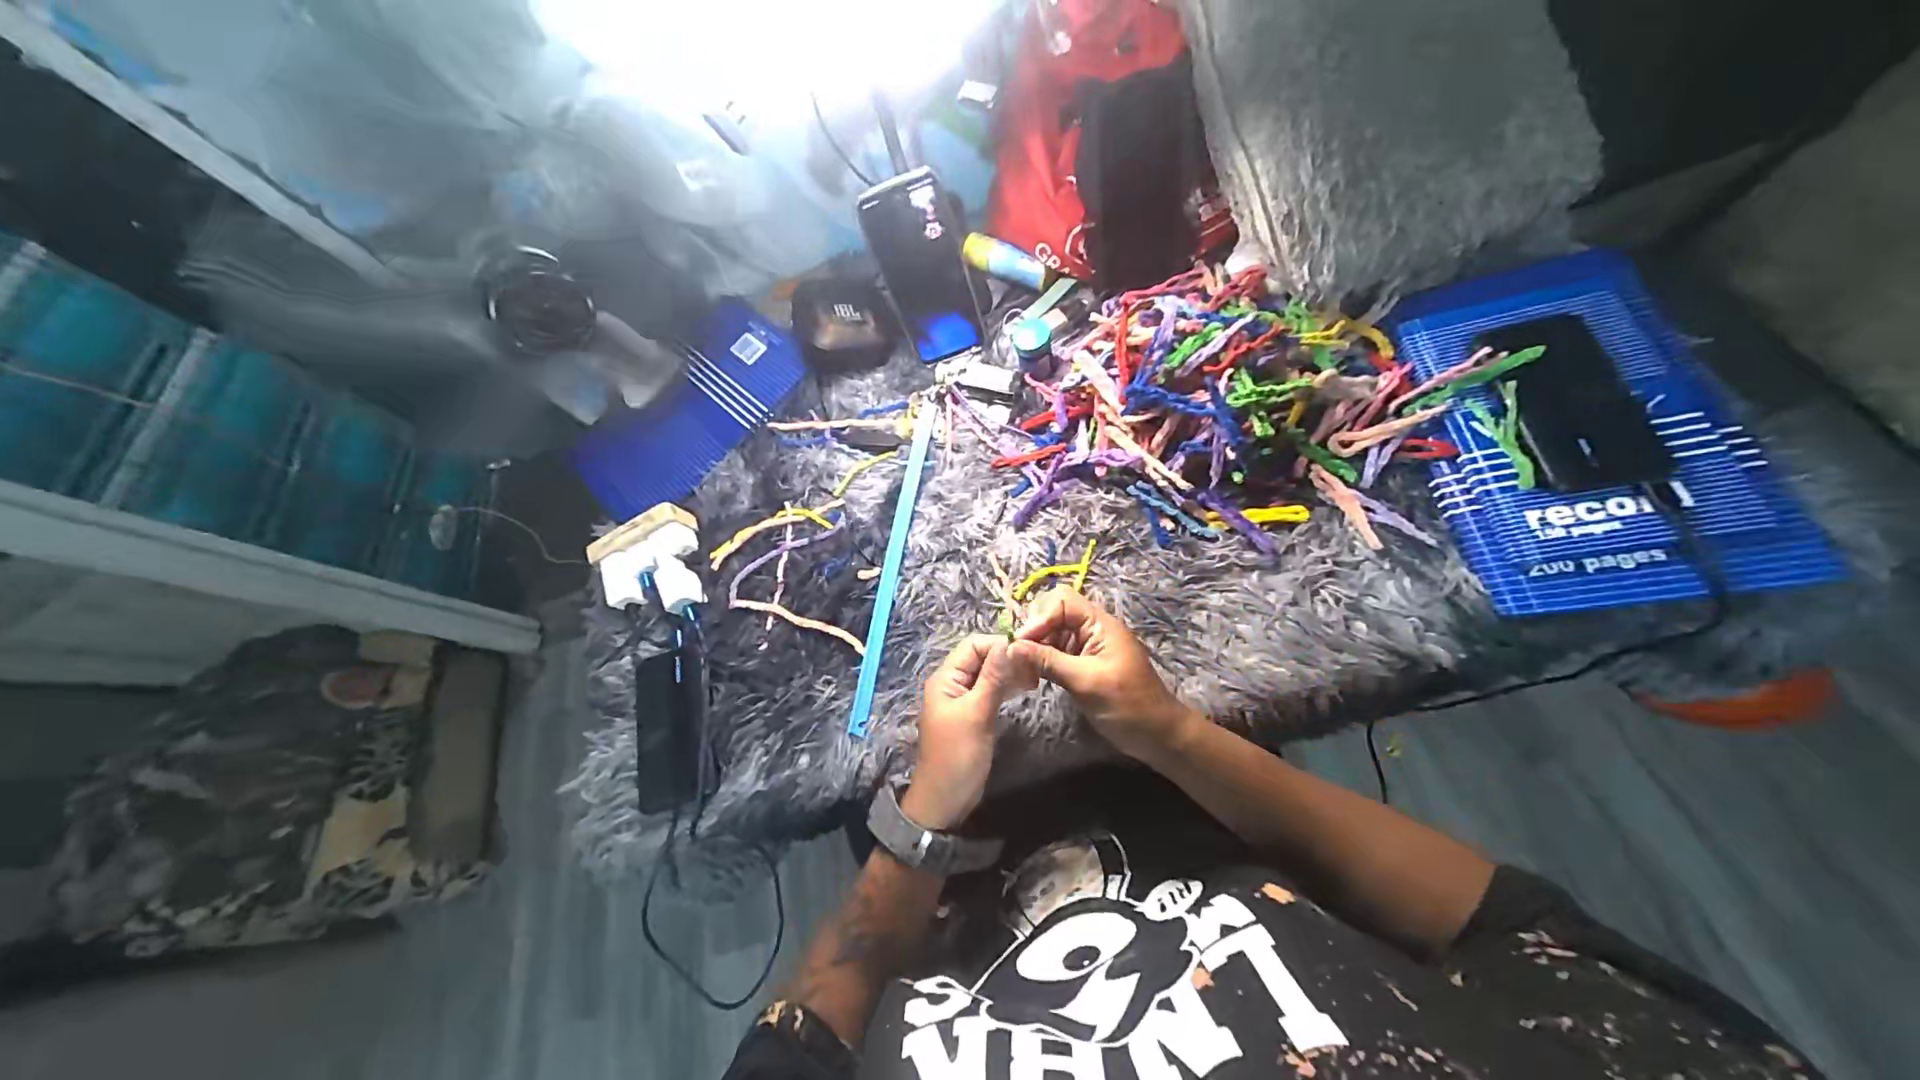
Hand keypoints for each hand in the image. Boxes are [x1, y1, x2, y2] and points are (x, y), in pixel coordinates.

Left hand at [903, 635, 1035, 830]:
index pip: (974, 645)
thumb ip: (993, 679)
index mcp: (946, 678)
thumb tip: (1009, 645)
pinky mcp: (973, 714)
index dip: (1000, 645)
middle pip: (981, 657)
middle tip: (1037, 666)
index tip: (1029, 652)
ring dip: (1010, 672)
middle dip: (1007, 658)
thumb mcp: (977, 715)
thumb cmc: (957, 757)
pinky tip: (1025, 689)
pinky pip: (990, 691)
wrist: (943, 801)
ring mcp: (962, 699)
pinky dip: (1006, 687)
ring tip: (1036, 677)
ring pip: (988, 674)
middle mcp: (952, 683)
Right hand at [1008, 588, 1200, 761]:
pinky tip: (1031, 677)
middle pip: (1053, 611)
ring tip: (1022, 671)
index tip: (1020, 645)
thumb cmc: (1127, 706)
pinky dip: (1040, 660)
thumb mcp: (1086, 682)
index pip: (1061, 601)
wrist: (1157, 735)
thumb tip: (1012, 647)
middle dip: (1033, 630)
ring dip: (1034, 647)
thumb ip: (1049, 661)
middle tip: (1020, 657)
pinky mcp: (1081, 663)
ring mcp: (1086, 646)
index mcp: (1100, 624)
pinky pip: (1054, 651)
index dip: (1038, 618)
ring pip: (1050, 632)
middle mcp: (1091, 629)